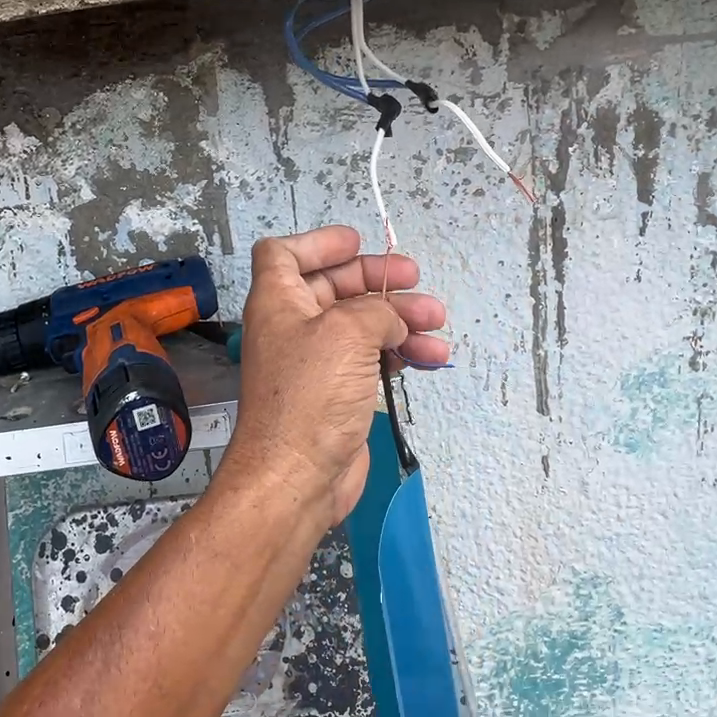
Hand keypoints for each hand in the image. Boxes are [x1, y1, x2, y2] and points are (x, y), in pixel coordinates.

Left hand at [221, 226, 447, 528]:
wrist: (297, 476)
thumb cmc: (311, 395)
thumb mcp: (346, 334)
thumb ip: (374, 310)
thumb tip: (390, 317)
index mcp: (278, 300)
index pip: (283, 254)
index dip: (317, 242)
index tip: (356, 241)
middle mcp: (292, 325)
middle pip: (333, 286)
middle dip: (376, 280)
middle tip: (416, 278)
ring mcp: (315, 361)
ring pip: (360, 324)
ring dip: (399, 318)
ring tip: (438, 321)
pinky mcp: (336, 392)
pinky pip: (370, 358)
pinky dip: (399, 353)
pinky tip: (431, 358)